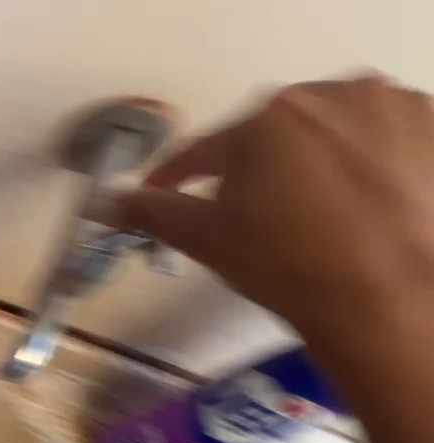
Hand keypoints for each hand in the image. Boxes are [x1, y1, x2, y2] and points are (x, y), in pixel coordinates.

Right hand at [118, 75, 433, 359]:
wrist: (383, 287)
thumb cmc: (285, 259)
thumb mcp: (198, 236)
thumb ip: (148, 211)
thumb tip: (108, 203)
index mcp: (268, 118)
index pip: (201, 148)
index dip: (172, 176)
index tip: (159, 192)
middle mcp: (336, 94)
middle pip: (267, 131)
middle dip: (244, 164)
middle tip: (231, 207)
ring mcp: (394, 106)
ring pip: (322, 129)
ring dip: (298, 159)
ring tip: (290, 206)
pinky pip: (374, 135)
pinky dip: (350, 161)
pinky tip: (339, 200)